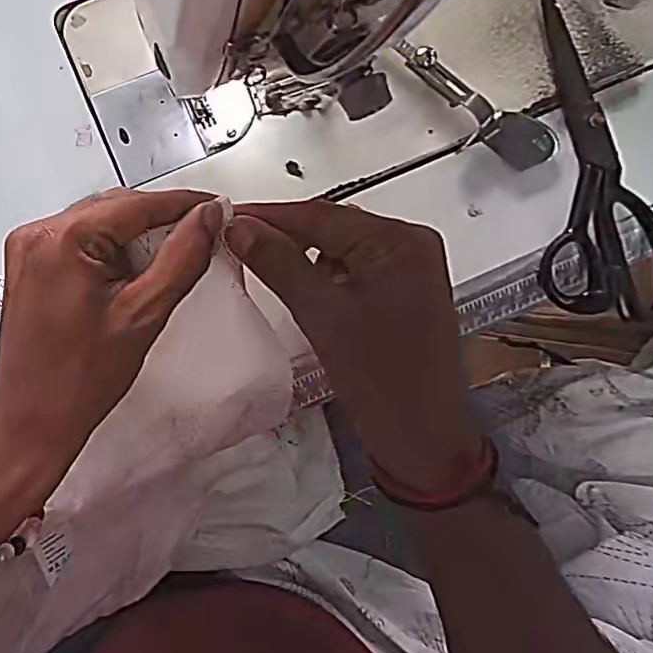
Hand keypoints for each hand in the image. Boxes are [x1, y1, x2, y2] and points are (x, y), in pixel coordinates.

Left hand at [0, 188, 224, 540]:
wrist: (33, 422)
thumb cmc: (74, 383)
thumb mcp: (144, 314)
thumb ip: (183, 256)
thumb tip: (205, 219)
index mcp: (60, 241)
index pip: (136, 203)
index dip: (183, 204)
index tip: (213, 208)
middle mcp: (36, 237)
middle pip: (115, 208)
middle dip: (159, 223)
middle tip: (199, 239)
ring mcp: (27, 251)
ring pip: (98, 224)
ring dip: (134, 239)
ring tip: (158, 274)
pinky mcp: (29, 267)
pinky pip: (79, 242)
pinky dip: (109, 253)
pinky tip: (128, 280)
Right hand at [227, 200, 484, 494]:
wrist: (421, 437)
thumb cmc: (389, 383)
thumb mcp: (323, 314)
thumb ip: (279, 263)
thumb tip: (243, 229)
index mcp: (401, 243)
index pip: (320, 215)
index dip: (268, 216)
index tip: (231, 217)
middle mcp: (410, 247)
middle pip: (330, 226)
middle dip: (282, 234)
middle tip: (237, 238)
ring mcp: (405, 269)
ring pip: (336, 246)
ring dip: (298, 253)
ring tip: (260, 260)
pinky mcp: (396, 290)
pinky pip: (346, 267)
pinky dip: (316, 272)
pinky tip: (295, 284)